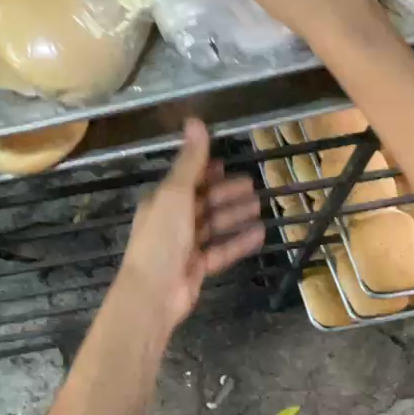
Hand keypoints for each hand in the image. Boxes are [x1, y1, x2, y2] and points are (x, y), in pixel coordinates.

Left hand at [111, 119, 265, 338]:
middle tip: (253, 184)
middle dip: (225, 193)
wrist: (153, 293)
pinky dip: (238, 242)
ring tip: (260, 205)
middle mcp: (171, 221)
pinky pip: (220, 250)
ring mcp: (183, 246)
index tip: (227, 163)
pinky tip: (259, 234)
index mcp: (161, 201)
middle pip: (202, 202)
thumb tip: (195, 121)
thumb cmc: (161, 238)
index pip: (185, 180)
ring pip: (213, 225)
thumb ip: (190, 161)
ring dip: (234, 215)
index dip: (205, 171)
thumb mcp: (176, 194)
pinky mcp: (196, 268)